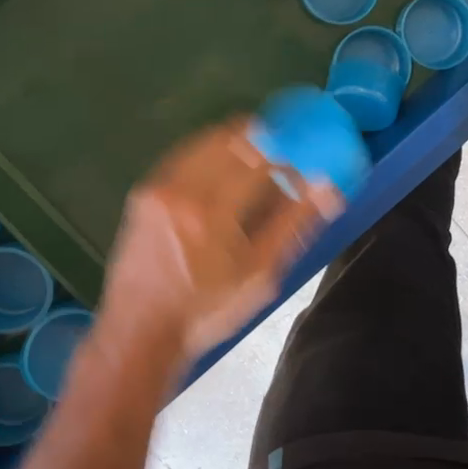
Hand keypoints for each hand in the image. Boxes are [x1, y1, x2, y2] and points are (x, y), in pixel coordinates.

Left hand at [104, 119, 341, 358]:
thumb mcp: (259, 275)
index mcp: (214, 212)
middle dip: (265, 142)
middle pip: (233, 138)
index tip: (304, 164)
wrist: (139, 330)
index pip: (262, 158)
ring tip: (256, 168)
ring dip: (238, 145)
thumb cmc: (206, 310)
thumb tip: (328, 189)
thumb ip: (293, 225)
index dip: (290, 154)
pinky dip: (211, 155)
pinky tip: (223, 177)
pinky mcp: (145, 190)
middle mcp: (183, 189)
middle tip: (283, 160)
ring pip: (208, 141)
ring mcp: (160, 186)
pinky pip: (186, 155)